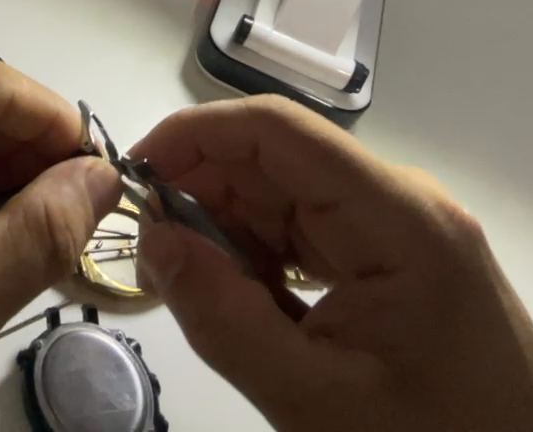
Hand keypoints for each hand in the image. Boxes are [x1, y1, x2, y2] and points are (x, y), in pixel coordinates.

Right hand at [132, 96, 532, 431]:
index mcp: (398, 217)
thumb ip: (223, 320)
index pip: (276, 128)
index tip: (135, 177)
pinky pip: (292, 225)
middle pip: (269, 156)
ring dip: (219, 226)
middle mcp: (395, 199)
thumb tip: (150, 240)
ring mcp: (389, 221)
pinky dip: (249, 252)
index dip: (195, 134)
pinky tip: (238, 296)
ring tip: (192, 286)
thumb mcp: (318, 403)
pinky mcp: (380, 249)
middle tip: (151, 252)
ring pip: (272, 189)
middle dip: (198, 189)